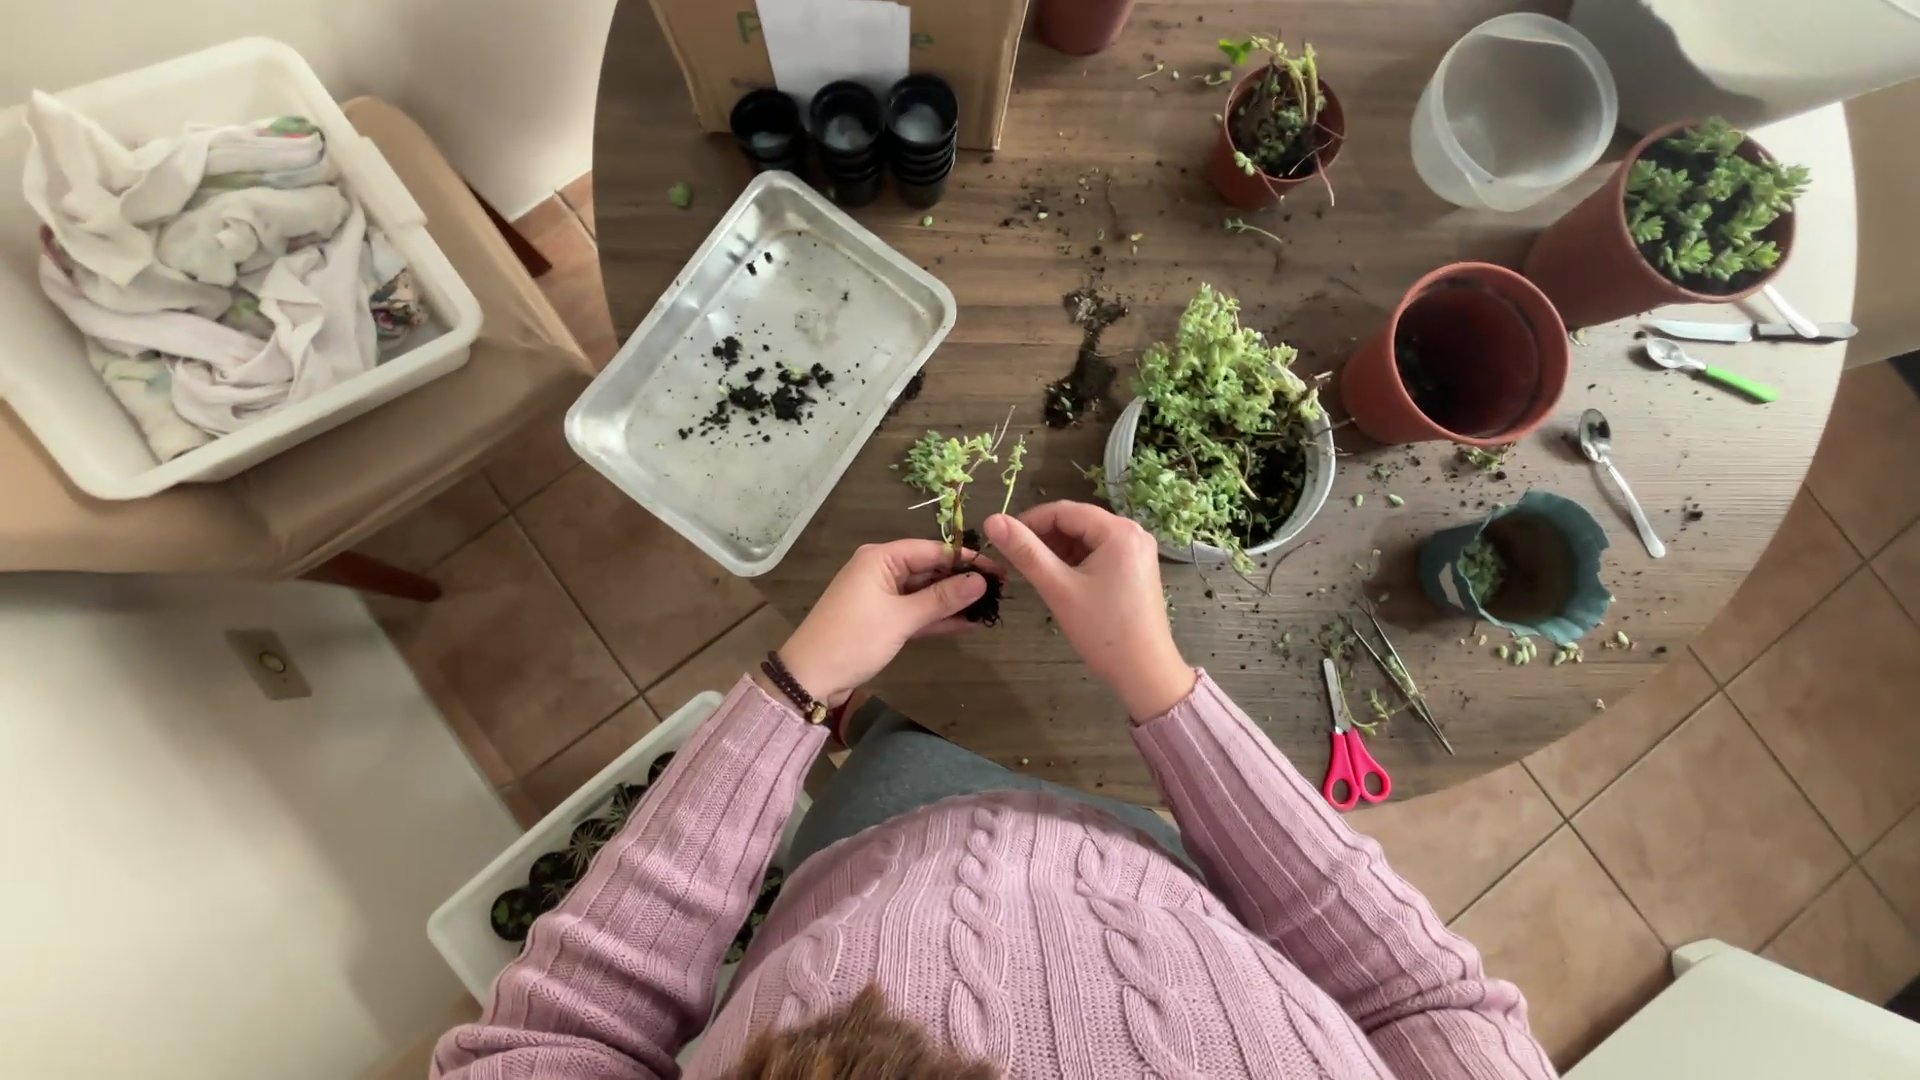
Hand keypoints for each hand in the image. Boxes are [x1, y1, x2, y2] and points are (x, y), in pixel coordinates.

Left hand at [770, 540, 999, 708]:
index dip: (966, 559)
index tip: (998, 570)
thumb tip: (980, 581)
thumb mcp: (901, 618)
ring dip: (952, 601)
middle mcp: (881, 570)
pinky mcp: (881, 619)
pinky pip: (915, 611)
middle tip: (999, 591)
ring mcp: (881, 595)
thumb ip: (942, 599)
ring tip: (989, 608)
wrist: (810, 678)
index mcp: (880, 558)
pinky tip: (966, 623)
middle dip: (961, 580)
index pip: (932, 550)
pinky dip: (936, 618)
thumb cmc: (853, 639)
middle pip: (929, 569)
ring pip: (924, 592)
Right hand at [984, 502, 1195, 719]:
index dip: (1029, 521)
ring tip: (1036, 572)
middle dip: (1044, 536)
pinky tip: (1061, 579)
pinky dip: (1076, 560)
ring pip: (1087, 537)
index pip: (1064, 511)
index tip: (1003, 540)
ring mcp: (1138, 551)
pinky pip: (1100, 552)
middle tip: (1017, 559)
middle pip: (1077, 521)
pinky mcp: (1137, 568)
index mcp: (1118, 531)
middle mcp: (1133, 532)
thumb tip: (991, 519)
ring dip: (1058, 549)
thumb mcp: (1059, 588)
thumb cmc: (1102, 629)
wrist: (1144, 671)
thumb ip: (1025, 552)